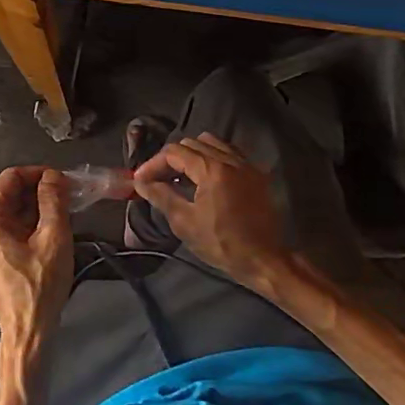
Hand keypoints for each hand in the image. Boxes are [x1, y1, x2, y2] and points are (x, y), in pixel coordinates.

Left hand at [0, 167, 73, 362]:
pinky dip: (34, 222)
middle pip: (11, 192)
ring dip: (40, 206)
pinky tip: (55, 228)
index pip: (11, 177)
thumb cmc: (39, 288)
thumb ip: (53, 201)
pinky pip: (15, 226)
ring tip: (66, 212)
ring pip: (15, 209)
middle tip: (69, 195)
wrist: (29, 331)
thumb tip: (54, 176)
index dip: (38, 173)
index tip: (62, 179)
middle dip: (41, 190)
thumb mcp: (54, 237)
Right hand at [133, 133, 287, 287]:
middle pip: (192, 143)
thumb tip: (141, 182)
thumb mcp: (184, 222)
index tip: (141, 179)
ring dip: (193, 155)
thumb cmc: (221, 243)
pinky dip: (213, 158)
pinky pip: (230, 153)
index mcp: (212, 169)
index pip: (174, 152)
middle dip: (171, 158)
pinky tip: (206, 177)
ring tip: (182, 175)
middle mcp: (231, 159)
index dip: (154, 163)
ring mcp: (247, 165)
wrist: (264, 260)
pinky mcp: (256, 174)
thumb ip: (161, 196)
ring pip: (212, 143)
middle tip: (159, 178)